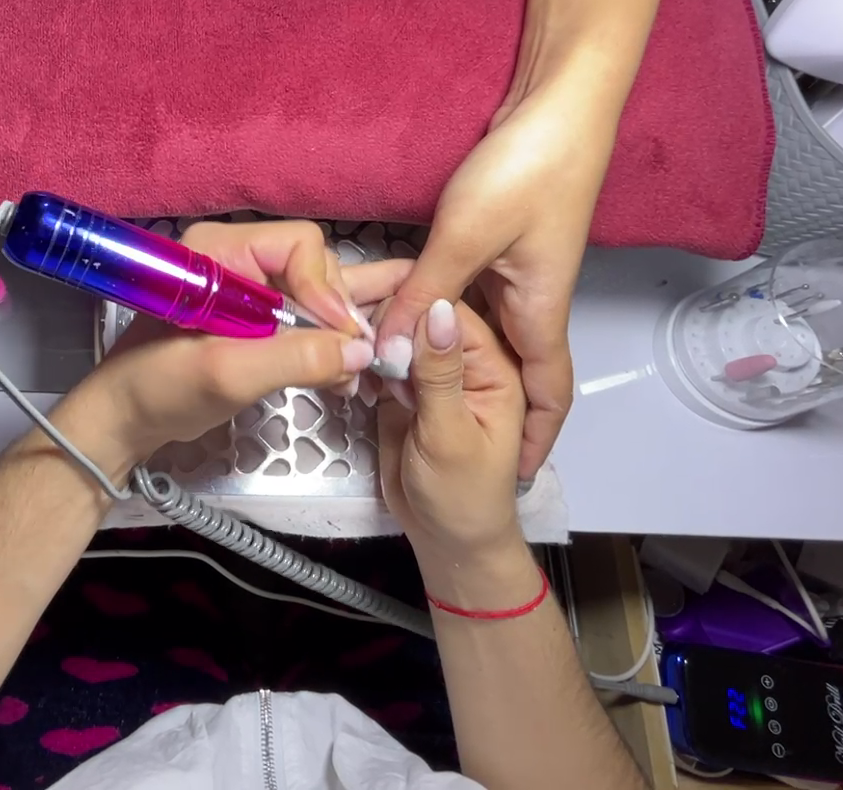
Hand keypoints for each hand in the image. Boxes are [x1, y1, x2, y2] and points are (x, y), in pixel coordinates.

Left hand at [50, 221, 413, 476]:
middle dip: (337, 312)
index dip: (325, 288)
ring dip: (339, 329)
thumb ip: (296, 359)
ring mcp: (248, 286)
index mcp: (220, 250)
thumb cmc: (161, 388)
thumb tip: (361, 351)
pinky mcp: (254, 315)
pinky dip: (326, 339)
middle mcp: (238, 257)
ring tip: (360, 367)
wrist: (128, 416)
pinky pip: (304, 314)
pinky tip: (350, 365)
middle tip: (355, 359)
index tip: (339, 336)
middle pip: (315, 267)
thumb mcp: (230, 374)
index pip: (298, 245)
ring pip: (316, 292)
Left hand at [375, 87, 614, 478]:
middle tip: (433, 426)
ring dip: (444, 353)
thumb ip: (422, 298)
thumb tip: (385, 355)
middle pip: (504, 364)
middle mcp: (528, 298)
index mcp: (538, 310)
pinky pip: (462, 294)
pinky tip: (401, 315)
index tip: (517, 474)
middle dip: (475, 397)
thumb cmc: (526, 173)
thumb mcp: (465, 241)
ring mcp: (511, 270)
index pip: (548, 391)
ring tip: (402, 381)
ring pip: (474, 328)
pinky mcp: (493, 244)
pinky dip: (433, 312)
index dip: (537, 436)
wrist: (555, 106)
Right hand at [376, 297, 536, 605]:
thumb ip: (440, 372)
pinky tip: (350, 372)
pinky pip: (382, 357)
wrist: (444, 539)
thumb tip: (437, 306)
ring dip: (370, 341)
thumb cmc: (463, 496)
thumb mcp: (451, 434)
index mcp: (494, 368)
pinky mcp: (403, 386)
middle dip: (385, 321)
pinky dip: (363, 360)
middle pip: (420, 315)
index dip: (412, 303)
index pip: (452, 313)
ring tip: (348, 357)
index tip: (369, 307)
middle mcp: (464, 362)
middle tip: (351, 337)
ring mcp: (431, 373)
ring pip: (397, 334)